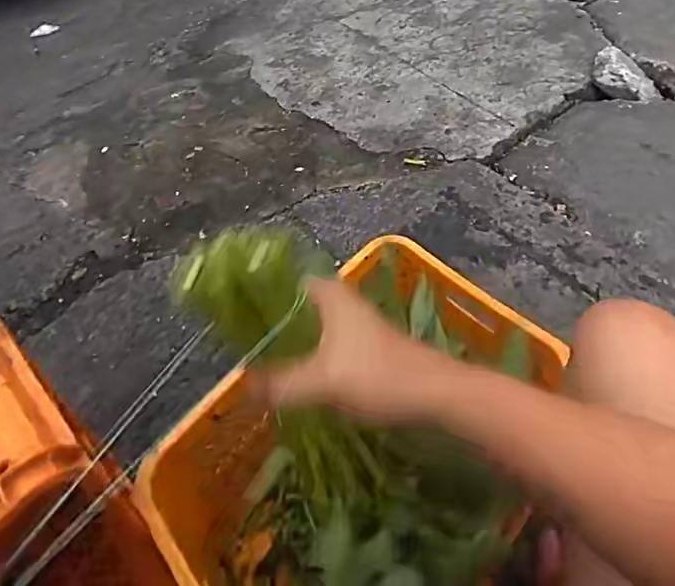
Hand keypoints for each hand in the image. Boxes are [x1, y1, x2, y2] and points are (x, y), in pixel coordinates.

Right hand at [261, 276, 462, 423]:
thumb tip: (241, 384)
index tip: (237, 309)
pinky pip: (329, 344)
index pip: (288, 281)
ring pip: (315, 325)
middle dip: (275, 320)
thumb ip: (281, 384)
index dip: (263, 291)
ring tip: (265, 360)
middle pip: (300, 304)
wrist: (436, 394)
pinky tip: (300, 376)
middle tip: (245, 341)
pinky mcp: (368, 348)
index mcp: (331, 296)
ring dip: (294, 339)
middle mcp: (344, 302)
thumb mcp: (322, 383)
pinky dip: (311, 354)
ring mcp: (358, 324)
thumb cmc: (378, 376)